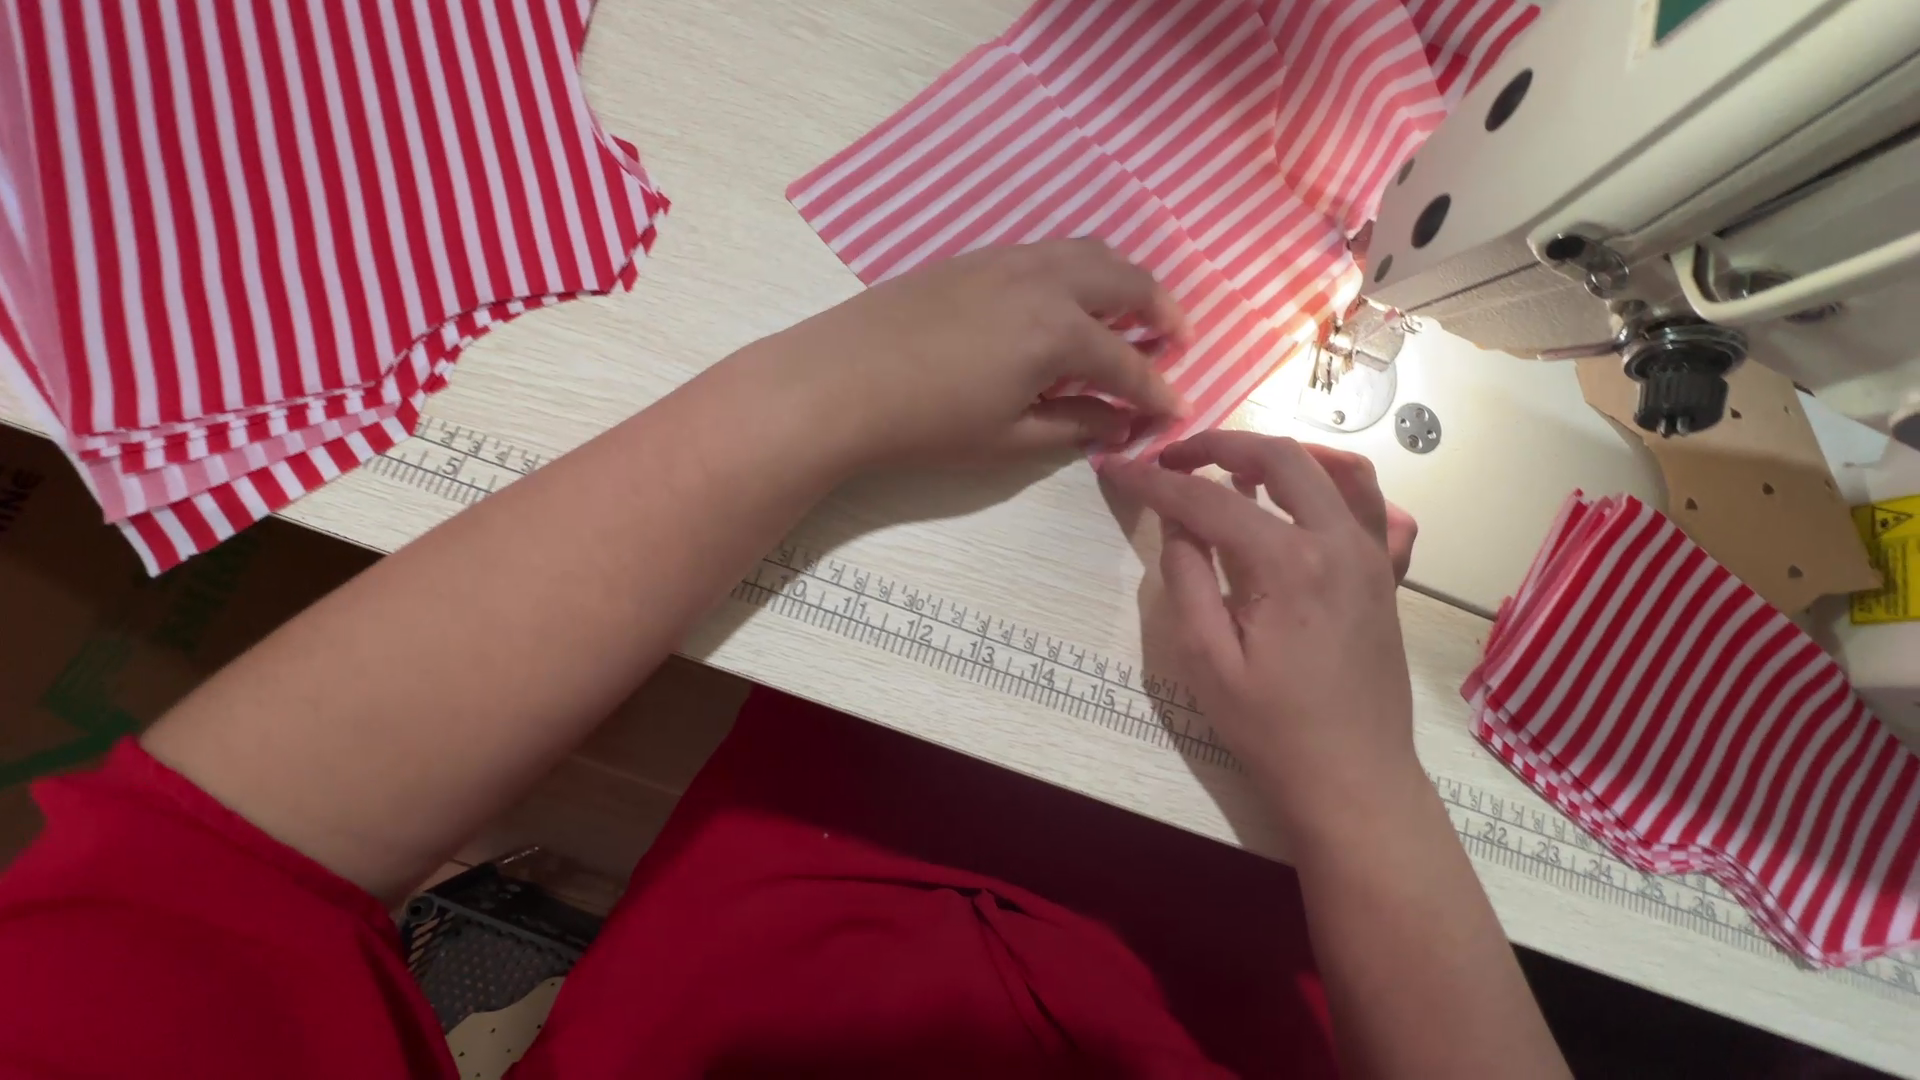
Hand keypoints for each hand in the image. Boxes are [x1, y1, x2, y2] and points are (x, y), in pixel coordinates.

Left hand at [744, 239, 1189, 464]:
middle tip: (1175, 339)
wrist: (839, 381)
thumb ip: (1073, 425)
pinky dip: (1078, 269)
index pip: (1129, 366)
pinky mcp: (976, 257)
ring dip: (1122, 279)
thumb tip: (1118, 423)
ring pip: (1088, 251)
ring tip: (1129, 310)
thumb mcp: (1008, 440)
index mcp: (1060, 333)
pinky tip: (1065, 299)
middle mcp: (1046, 282)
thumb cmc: (927, 424)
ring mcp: (1008, 259)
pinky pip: (1048, 250)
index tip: (1177, 410)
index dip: (1158, 392)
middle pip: (1127, 283)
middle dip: (1163, 311)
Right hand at [1102, 431, 1419, 841]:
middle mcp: (1339, 541)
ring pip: (1335, 467)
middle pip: (1278, 458)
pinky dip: (1334, 483)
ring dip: (1279, 454)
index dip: (1155, 481)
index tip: (1116, 469)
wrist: (1353, 777)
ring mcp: (1373, 554)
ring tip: (1233, 466)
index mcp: (1288, 563)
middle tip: (1172, 459)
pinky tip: (1303, 498)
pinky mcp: (1386, 574)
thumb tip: (1176, 520)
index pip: (1208, 499)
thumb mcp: (1205, 658)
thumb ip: (1185, 576)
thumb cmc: (1270, 727)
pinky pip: (1371, 505)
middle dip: (1217, 444)